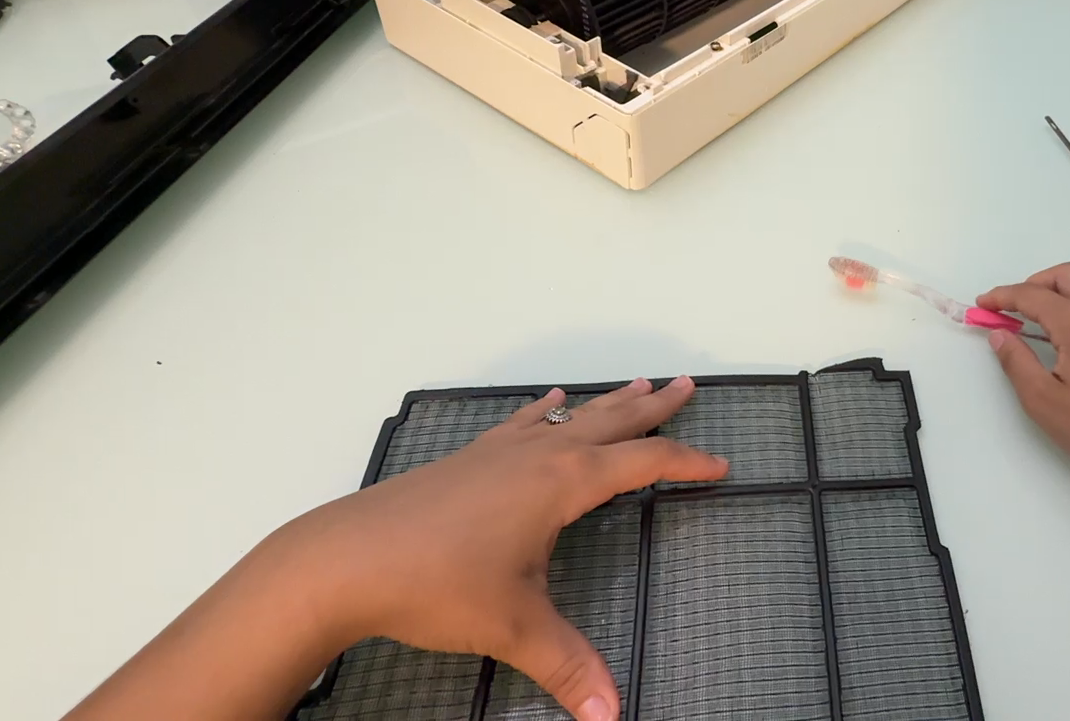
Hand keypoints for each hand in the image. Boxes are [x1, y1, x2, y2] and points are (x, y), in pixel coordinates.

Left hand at [269, 376, 725, 720]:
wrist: (348, 558)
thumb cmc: (441, 584)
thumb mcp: (513, 626)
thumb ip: (568, 666)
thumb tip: (612, 717)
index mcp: (568, 481)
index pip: (646, 462)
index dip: (688, 462)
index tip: (721, 465)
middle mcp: (547, 452)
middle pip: (617, 420)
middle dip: (657, 406)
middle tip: (688, 383)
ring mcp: (508, 447)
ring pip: (576, 413)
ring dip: (613, 400)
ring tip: (641, 382)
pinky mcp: (476, 453)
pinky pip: (525, 420)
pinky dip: (547, 408)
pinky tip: (551, 399)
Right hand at [978, 263, 1069, 484]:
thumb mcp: (1044, 401)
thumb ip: (1016, 362)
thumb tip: (999, 335)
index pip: (1031, 295)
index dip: (1002, 297)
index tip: (982, 305)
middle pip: (1065, 276)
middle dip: (1033, 283)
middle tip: (1012, 308)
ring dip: (1063, 289)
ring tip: (1044, 315)